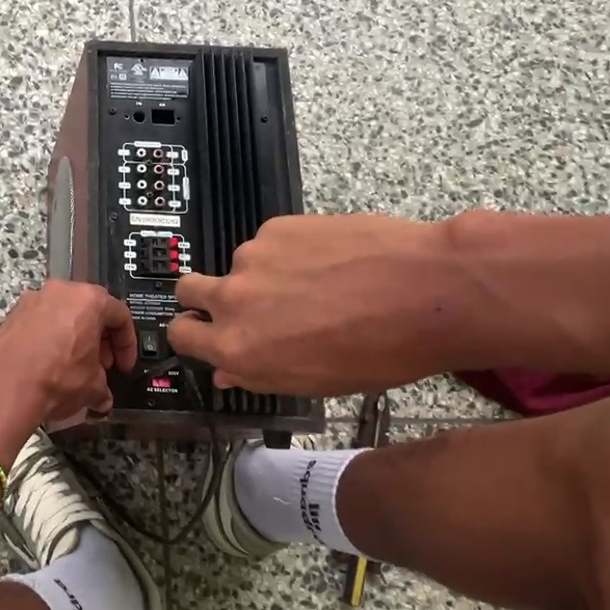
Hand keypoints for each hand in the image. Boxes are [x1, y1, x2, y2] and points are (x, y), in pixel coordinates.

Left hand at [0, 282, 135, 458]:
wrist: (4, 387)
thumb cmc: (55, 378)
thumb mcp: (93, 386)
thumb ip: (102, 386)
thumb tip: (101, 396)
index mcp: (88, 299)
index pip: (120, 316)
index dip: (127, 344)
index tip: (124, 364)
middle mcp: (60, 291)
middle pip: (90, 310)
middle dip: (100, 338)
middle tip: (102, 364)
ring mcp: (32, 300)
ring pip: (63, 314)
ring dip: (74, 337)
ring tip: (75, 367)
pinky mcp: (11, 314)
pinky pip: (40, 323)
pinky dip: (49, 339)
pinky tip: (49, 364)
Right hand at [166, 213, 464, 397]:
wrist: (428, 290)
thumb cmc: (380, 351)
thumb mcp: (314, 382)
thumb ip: (257, 374)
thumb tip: (227, 371)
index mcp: (236, 347)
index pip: (180, 334)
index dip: (191, 334)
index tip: (205, 332)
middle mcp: (232, 299)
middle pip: (187, 289)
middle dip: (203, 297)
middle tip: (248, 306)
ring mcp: (252, 258)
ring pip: (239, 266)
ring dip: (260, 276)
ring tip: (314, 286)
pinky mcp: (278, 227)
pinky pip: (269, 243)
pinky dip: (288, 253)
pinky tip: (329, 263)